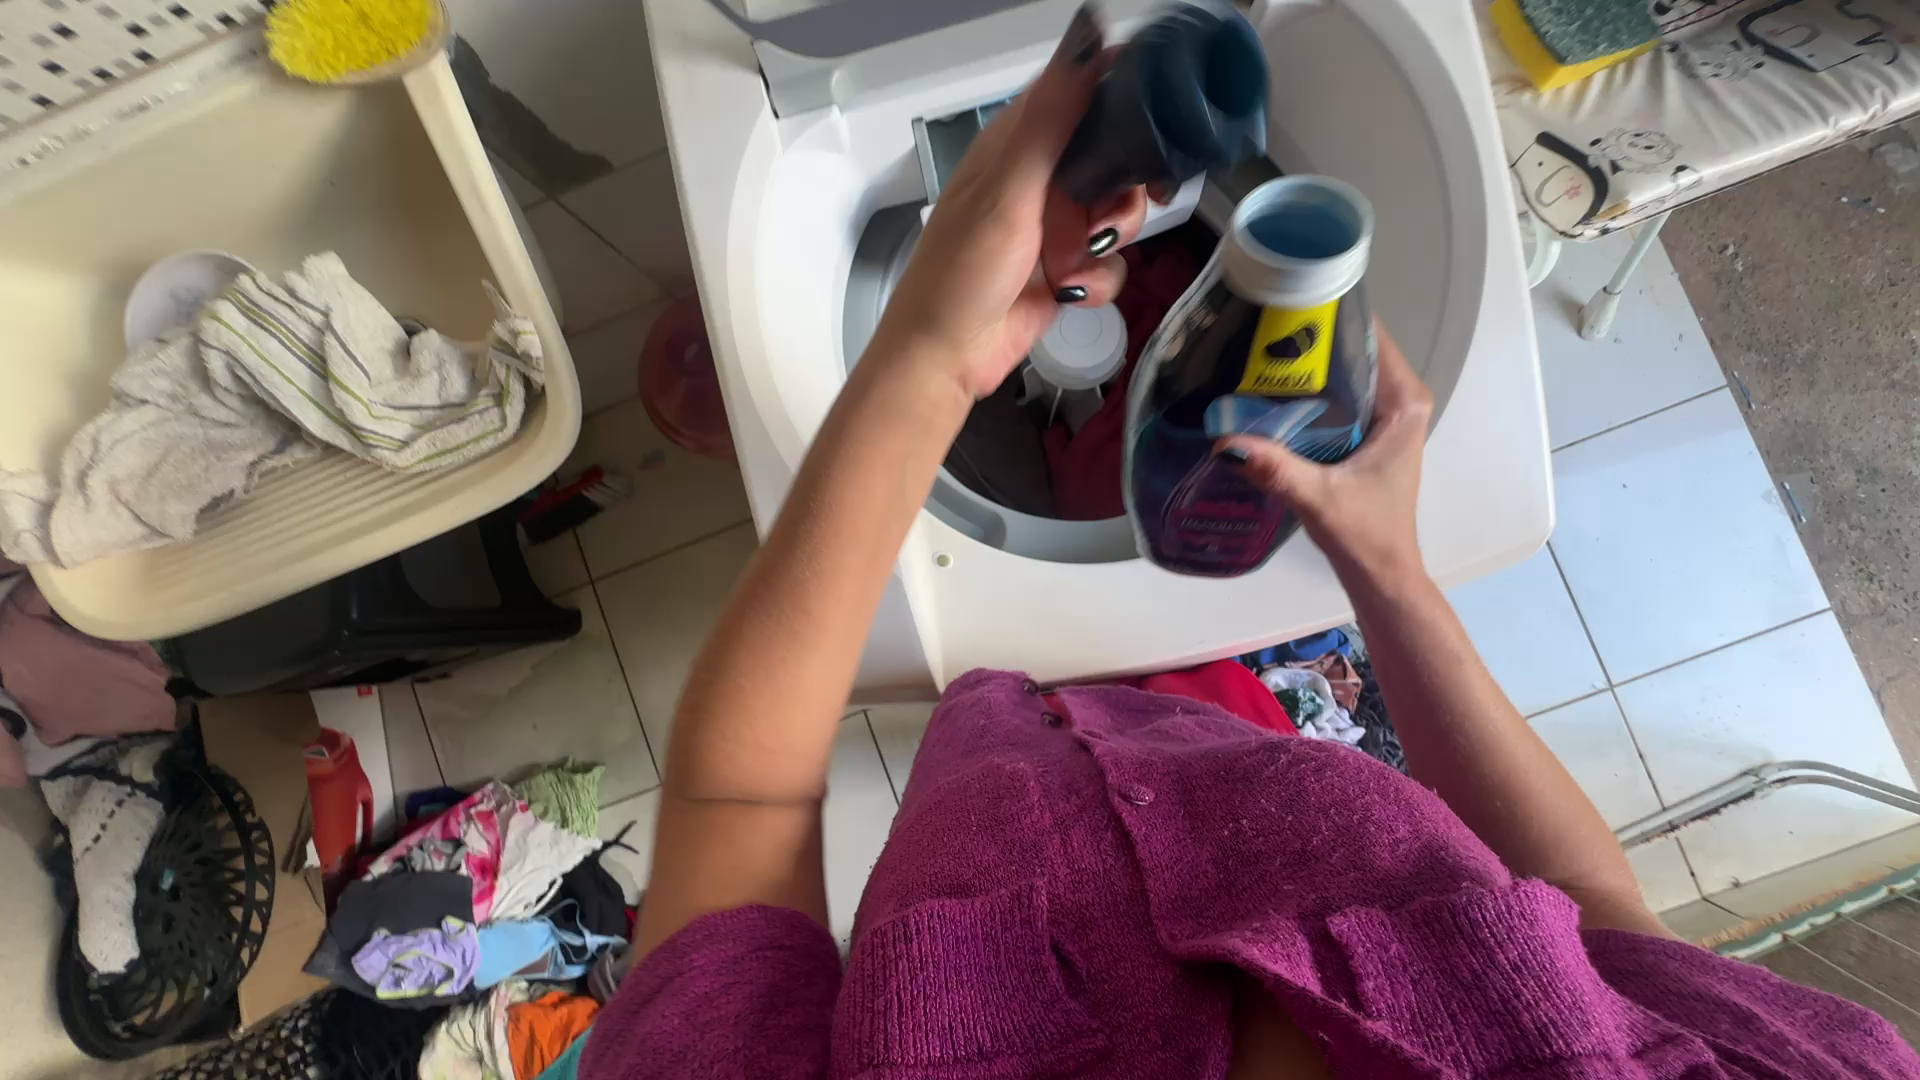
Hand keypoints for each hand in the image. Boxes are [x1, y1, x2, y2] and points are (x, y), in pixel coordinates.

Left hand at [871, 2, 1149, 399]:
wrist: (945, 357)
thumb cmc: (962, 273)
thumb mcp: (1008, 192)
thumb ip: (1052, 121)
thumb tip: (1089, 35)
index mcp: (1017, 147)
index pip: (1080, 94)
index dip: (1123, 95)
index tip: (1160, 113)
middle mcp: (1039, 182)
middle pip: (1113, 157)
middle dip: (1126, 184)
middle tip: (1134, 203)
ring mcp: (1054, 230)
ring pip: (1117, 214)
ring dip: (1109, 240)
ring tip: (1078, 261)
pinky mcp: (1064, 274)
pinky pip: (1107, 266)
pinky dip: (1096, 282)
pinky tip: (1069, 294)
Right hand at [1218, 325, 1434, 580]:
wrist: (1379, 572)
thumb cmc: (1365, 533)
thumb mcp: (1318, 498)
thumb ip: (1277, 469)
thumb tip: (1224, 442)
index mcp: (1403, 405)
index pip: (1373, 338)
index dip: (1333, 319)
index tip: (1287, 307)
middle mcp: (1397, 404)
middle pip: (1353, 354)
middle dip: (1308, 343)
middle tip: (1256, 333)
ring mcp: (1379, 421)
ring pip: (1341, 378)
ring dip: (1303, 370)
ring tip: (1254, 357)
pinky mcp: (1362, 438)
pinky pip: (1332, 402)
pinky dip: (1303, 396)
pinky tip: (1264, 398)